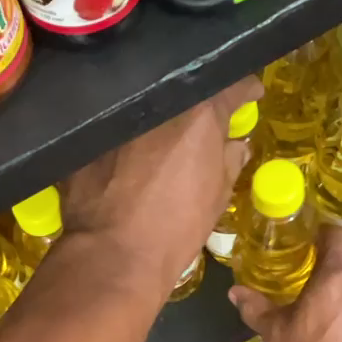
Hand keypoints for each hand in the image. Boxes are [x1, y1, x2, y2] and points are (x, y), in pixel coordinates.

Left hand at [61, 77, 262, 294]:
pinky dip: (129, 138)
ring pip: (149, 106)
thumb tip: (236, 145)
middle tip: (207, 123)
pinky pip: (117, 127)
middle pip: (186, 93)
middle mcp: (159, 103)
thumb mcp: (217, 197)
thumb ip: (230, 161)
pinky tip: (131, 156)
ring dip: (162, 120)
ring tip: (168, 138)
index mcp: (199, 114)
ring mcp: (120, 116)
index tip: (251, 95)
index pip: (231, 86)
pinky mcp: (90, 134)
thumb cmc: (176, 229)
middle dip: (200, 104)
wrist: (114, 254)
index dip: (245, 90)